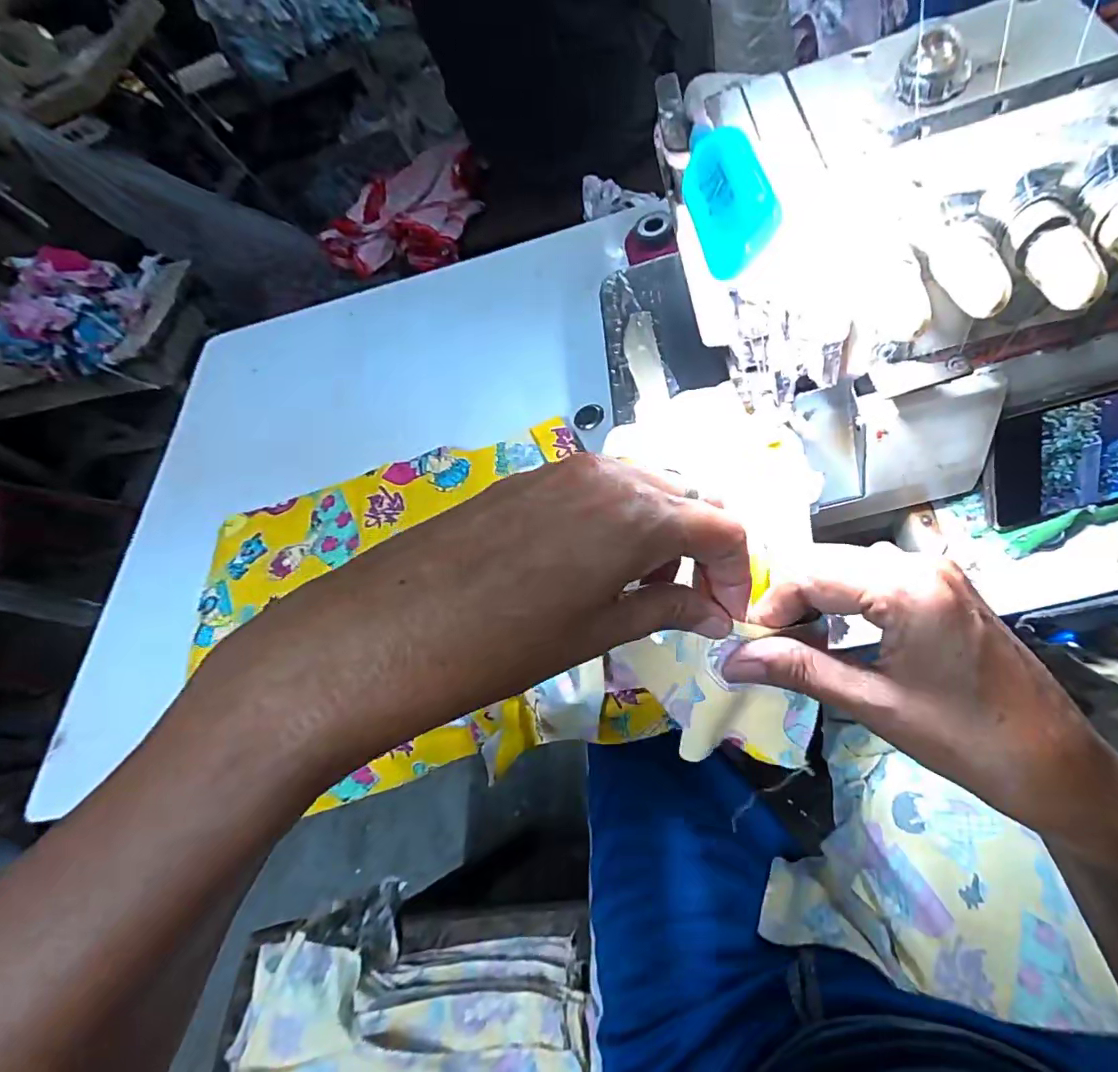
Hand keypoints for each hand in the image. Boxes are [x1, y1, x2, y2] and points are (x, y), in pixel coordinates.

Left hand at [183, 454, 749, 765]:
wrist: (381, 633)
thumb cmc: (502, 646)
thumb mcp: (596, 631)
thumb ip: (666, 610)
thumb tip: (716, 615)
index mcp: (637, 513)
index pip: (723, 527)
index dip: (736, 570)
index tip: (725, 611)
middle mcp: (608, 474)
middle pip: (686, 500)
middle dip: (700, 550)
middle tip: (688, 602)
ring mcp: (563, 470)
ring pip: (642, 491)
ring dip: (660, 535)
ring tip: (639, 591)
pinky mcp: (527, 479)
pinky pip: (598, 492)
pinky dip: (617, 524)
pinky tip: (591, 568)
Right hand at [721, 544, 1117, 852]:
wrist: (1056, 763)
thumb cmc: (966, 741)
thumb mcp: (875, 705)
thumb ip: (800, 671)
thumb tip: (732, 661)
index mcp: (907, 588)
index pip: (811, 572)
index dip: (771, 603)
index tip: (750, 643)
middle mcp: (922, 564)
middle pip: (829, 561)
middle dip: (791, 600)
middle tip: (768, 647)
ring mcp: (938, 572)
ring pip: (851, 567)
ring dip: (818, 600)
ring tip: (797, 646)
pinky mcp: (946, 587)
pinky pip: (879, 579)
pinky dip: (848, 602)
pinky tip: (836, 636)